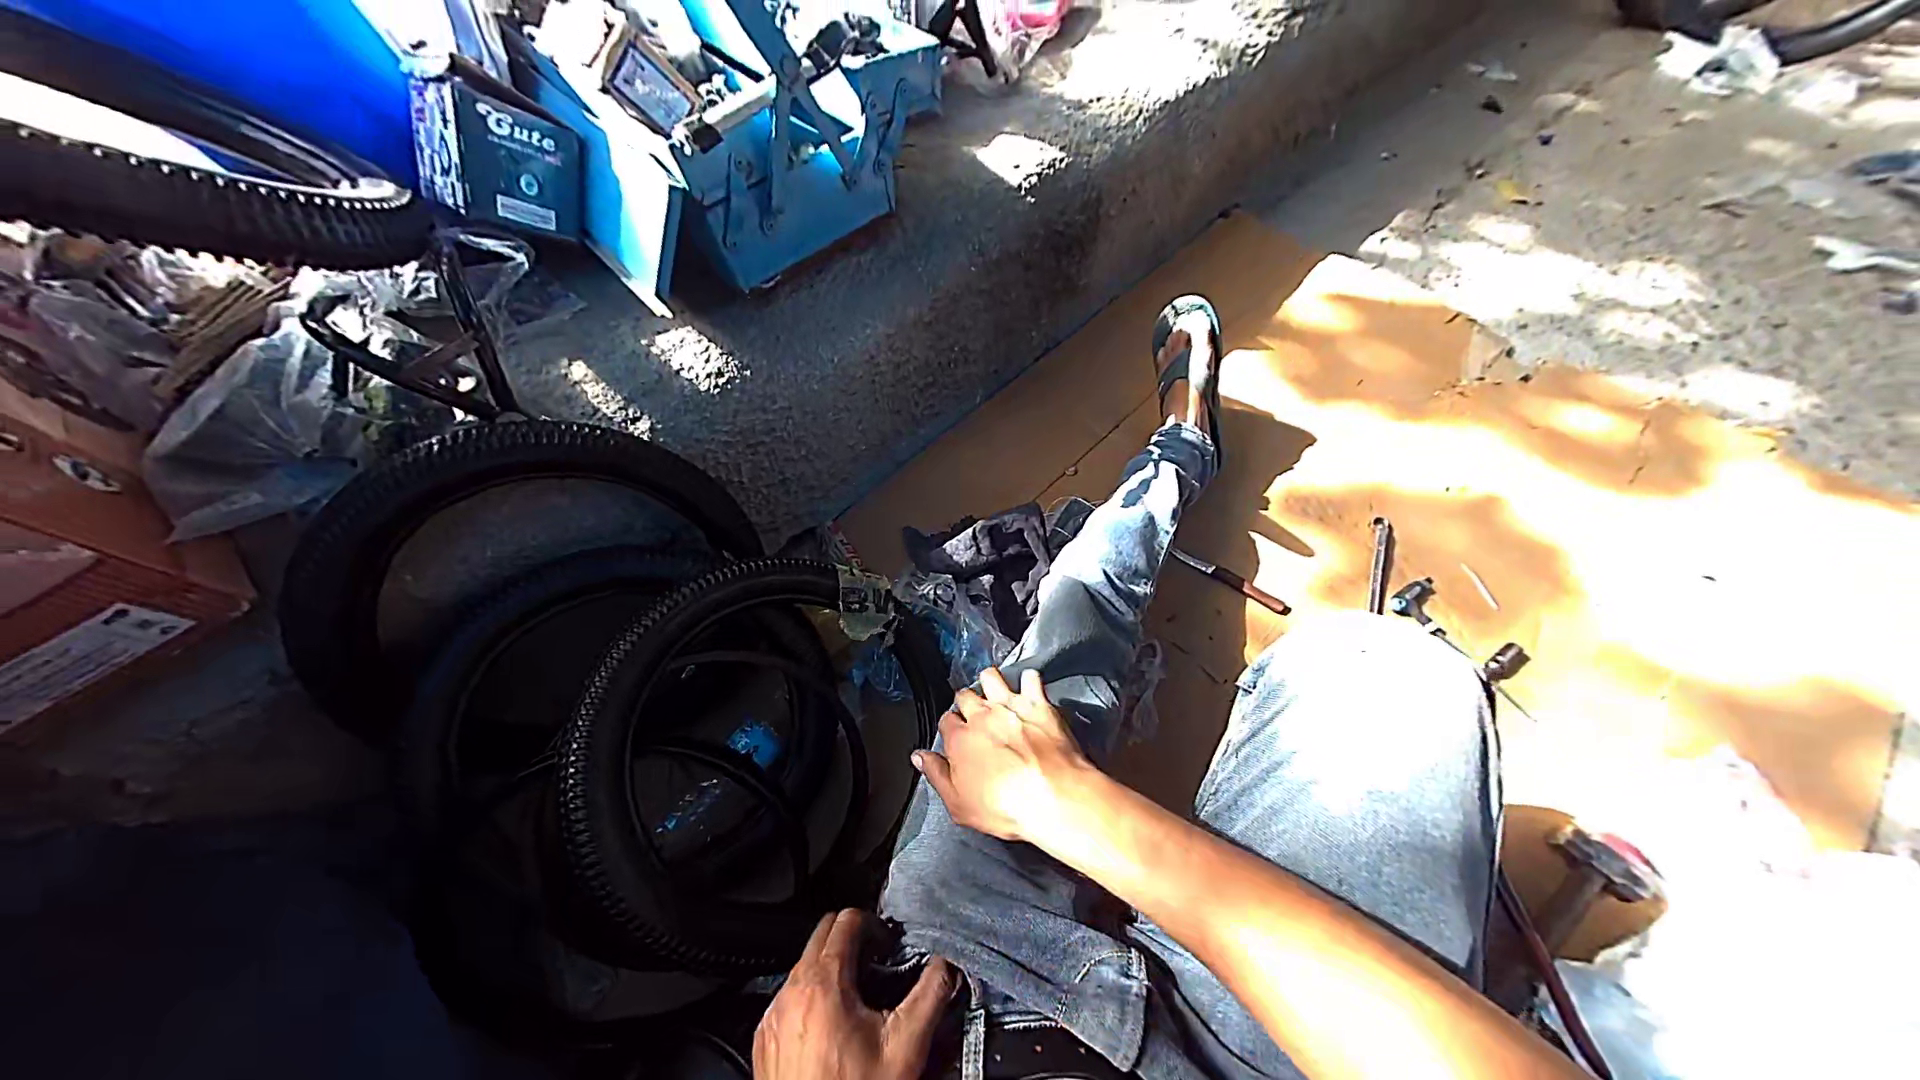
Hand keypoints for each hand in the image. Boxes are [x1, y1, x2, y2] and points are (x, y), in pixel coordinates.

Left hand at [754, 910, 952, 1079]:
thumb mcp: (905, 1046)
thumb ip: (930, 994)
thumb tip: (945, 966)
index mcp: (824, 982)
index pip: (846, 919)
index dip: (872, 926)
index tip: (886, 946)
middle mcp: (792, 991)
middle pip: (822, 933)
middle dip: (850, 939)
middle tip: (874, 963)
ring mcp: (774, 1015)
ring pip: (804, 964)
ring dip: (830, 967)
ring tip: (856, 999)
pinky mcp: (766, 1038)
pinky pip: (788, 996)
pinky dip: (810, 997)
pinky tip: (830, 1027)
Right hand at [912, 667, 1092, 843]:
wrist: (1055, 797)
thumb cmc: (1010, 806)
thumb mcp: (959, 804)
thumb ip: (936, 775)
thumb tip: (920, 758)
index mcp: (960, 739)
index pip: (945, 721)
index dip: (949, 727)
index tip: (955, 735)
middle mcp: (983, 716)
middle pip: (965, 696)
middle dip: (966, 702)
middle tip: (973, 714)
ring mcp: (1011, 706)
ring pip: (991, 677)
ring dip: (990, 682)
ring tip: (992, 690)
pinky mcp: (1039, 705)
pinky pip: (1030, 679)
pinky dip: (1028, 680)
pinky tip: (1029, 686)